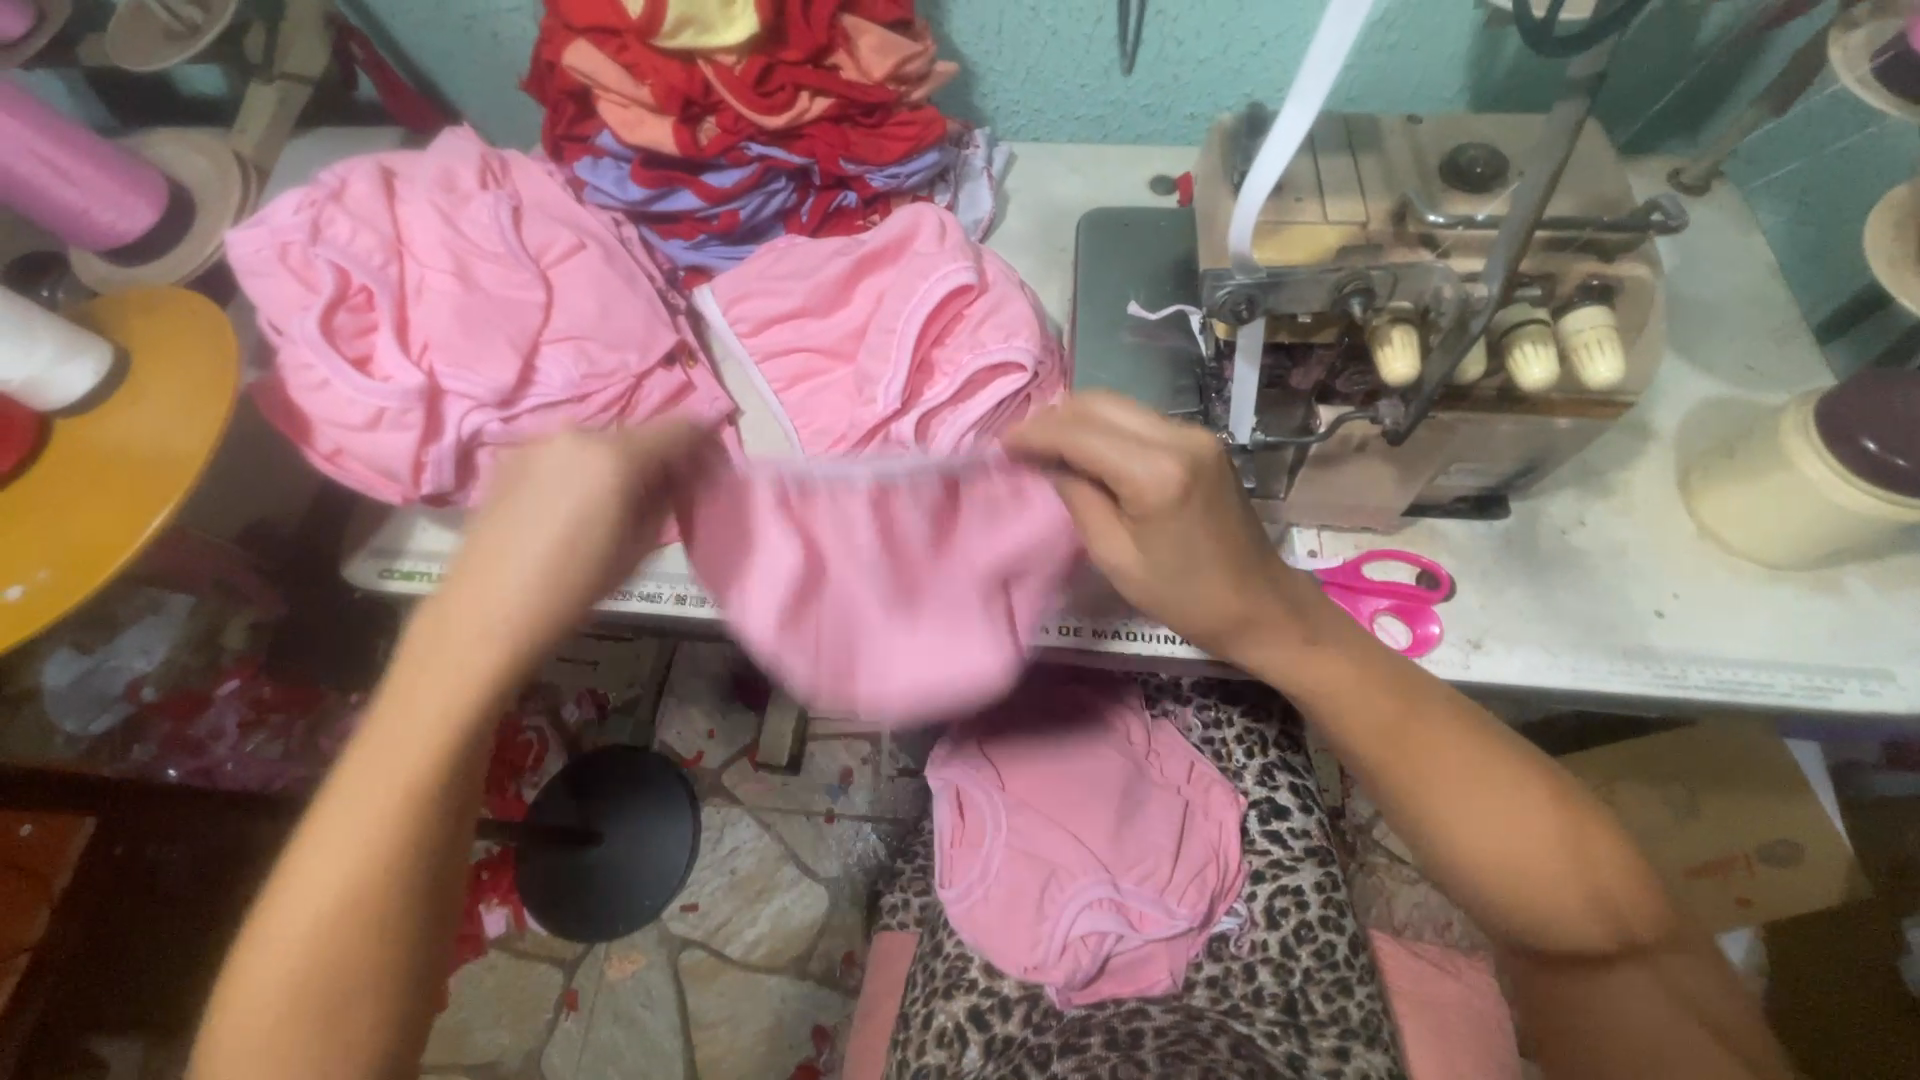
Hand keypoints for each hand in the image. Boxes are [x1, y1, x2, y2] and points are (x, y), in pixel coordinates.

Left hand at [413, 421, 712, 682]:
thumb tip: (676, 477)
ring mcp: (540, 442)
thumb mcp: (641, 545)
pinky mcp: (512, 457)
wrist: (488, 609)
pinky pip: (567, 455)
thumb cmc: (577, 585)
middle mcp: (579, 434)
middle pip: (639, 435)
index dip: (705, 446)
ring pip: (601, 444)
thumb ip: (666, 498)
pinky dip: (585, 472)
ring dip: (620, 466)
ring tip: (616, 507)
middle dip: (660, 460)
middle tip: (664, 497)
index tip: (710, 473)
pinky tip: (575, 510)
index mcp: (618, 455)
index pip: (683, 428)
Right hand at [1006, 392, 1346, 663]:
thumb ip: (1077, 498)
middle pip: (1099, 403)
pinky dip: (1105, 427)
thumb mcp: (1115, 556)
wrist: (1258, 603)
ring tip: (1045, 446)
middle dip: (1053, 418)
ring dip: (1077, 419)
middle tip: (1019, 443)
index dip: (1035, 434)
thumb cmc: (1182, 596)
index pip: (1080, 433)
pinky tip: (1084, 448)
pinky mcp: (1202, 441)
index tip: (1001, 444)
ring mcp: (1196, 434)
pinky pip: (1139, 420)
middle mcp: (1180, 437)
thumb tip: (1046, 462)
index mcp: (1157, 473)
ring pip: (1119, 406)